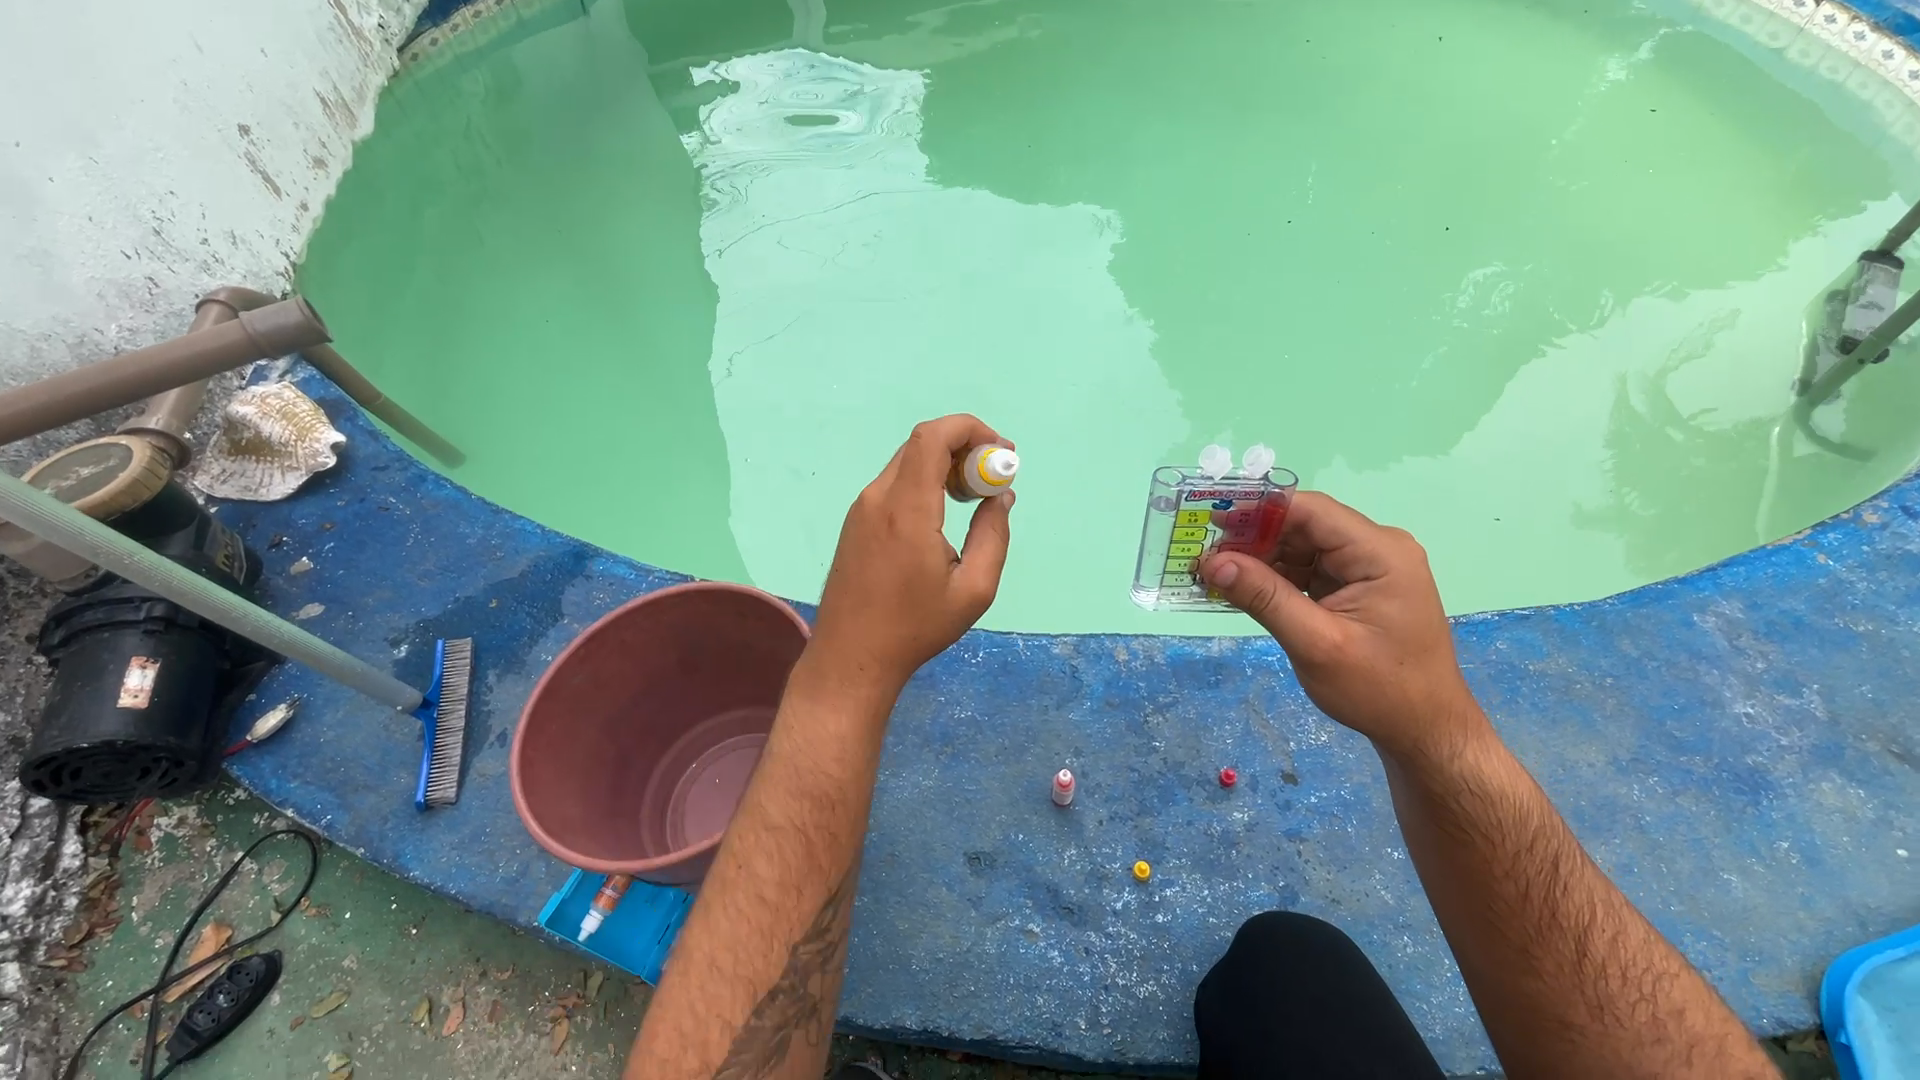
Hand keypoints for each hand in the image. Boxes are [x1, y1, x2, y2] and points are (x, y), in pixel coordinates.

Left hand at [811, 415, 1013, 691]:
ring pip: (907, 461)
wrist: (851, 656)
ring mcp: (861, 508)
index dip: (971, 429)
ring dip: (944, 465)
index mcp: (907, 510)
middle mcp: (878, 498)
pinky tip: (942, 515)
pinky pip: (895, 482)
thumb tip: (1000, 497)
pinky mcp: (856, 522)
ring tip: (972, 498)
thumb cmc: (915, 628)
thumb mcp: (973, 589)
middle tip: (992, 477)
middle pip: (921, 443)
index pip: (932, 437)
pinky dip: (924, 481)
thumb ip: (993, 536)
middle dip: (964, 447)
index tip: (1002, 453)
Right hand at [1198, 492, 1490, 764]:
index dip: (1258, 511)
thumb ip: (1264, 598)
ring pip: (1302, 546)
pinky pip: (1309, 568)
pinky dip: (1275, 576)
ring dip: (1259, 558)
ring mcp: (1368, 568)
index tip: (1210, 522)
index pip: (1311, 511)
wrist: (1423, 730)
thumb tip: (1213, 562)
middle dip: (1252, 537)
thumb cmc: (1378, 689)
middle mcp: (1378, 549)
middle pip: (1304, 526)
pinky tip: (1242, 587)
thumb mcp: (1315, 644)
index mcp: (1380, 553)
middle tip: (1203, 555)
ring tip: (1213, 572)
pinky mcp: (1357, 586)